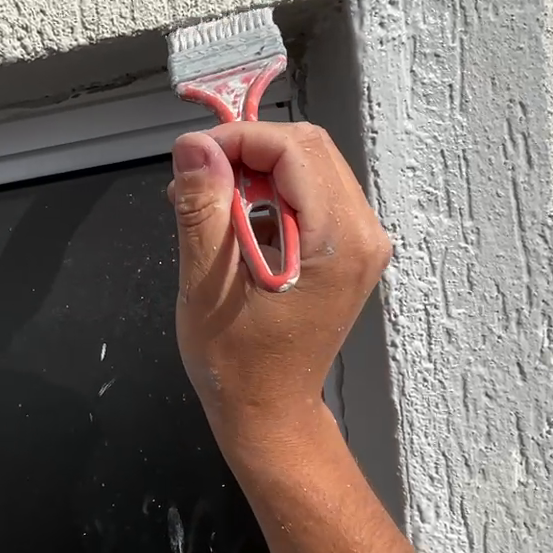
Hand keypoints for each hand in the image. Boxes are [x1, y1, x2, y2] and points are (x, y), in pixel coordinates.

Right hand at [166, 122, 390, 452]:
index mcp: (336, 242)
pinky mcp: (346, 251)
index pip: (294, 149)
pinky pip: (309, 196)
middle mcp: (363, 234)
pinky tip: (231, 223)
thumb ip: (203, 211)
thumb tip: (194, 146)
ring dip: (252, 173)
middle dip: (244, 152)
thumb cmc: (235, 364)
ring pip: (308, 168)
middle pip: (307, 150)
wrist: (269, 412)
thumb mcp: (208, 287)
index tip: (188, 159)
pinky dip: (266, 194)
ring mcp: (361, 243)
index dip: (237, 140)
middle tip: (191, 183)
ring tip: (203, 206)